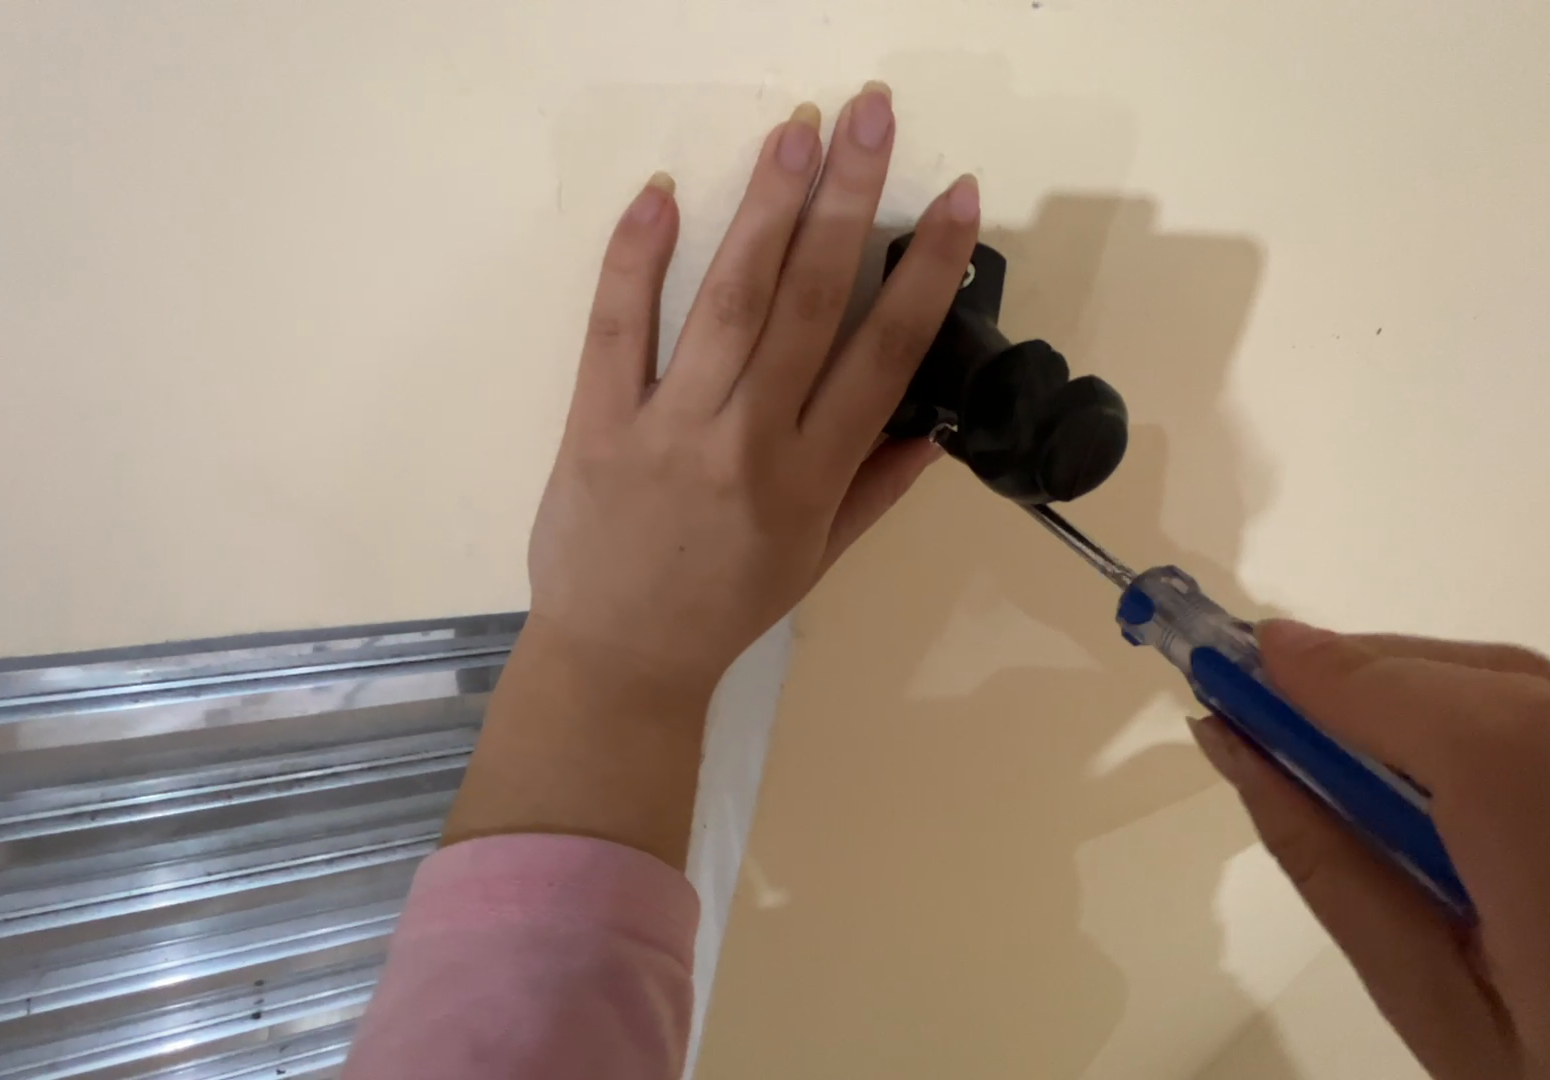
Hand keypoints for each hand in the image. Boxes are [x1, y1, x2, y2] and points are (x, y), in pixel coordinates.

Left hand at [446, 85, 980, 864]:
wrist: (622, 656)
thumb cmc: (725, 608)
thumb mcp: (815, 561)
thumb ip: (874, 489)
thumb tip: (933, 427)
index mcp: (810, 479)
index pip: (883, 358)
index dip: (923, 274)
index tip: (952, 202)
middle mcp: (748, 443)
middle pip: (807, 306)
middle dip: (846, 203)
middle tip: (870, 113)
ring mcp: (668, 430)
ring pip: (726, 305)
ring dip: (763, 211)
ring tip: (796, 133)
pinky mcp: (597, 424)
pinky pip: (616, 330)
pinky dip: (634, 260)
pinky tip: (656, 195)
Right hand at [1193, 621, 1549, 1078]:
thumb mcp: (1430, 1014)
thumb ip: (1327, 866)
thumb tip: (1227, 734)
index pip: (1508, 758)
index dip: (1372, 681)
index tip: (1263, 660)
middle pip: (1546, 701)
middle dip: (1386, 672)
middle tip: (1291, 688)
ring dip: (1460, 683)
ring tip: (1392, 730)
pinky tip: (1510, 756)